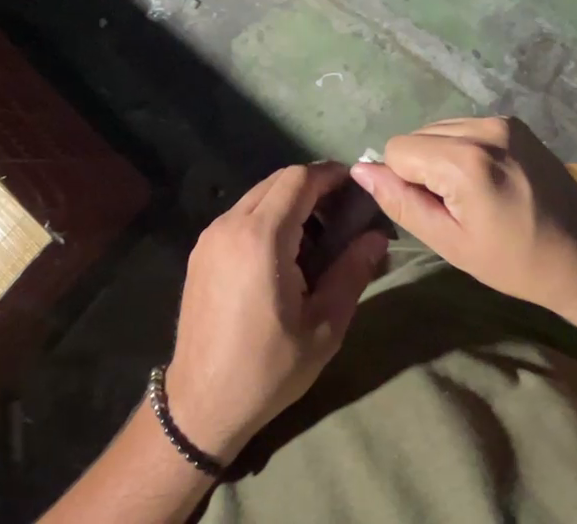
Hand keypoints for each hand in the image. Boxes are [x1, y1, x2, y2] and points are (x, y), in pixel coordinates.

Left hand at [164, 163, 388, 461]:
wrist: (202, 401)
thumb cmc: (269, 367)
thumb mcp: (324, 325)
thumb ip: (352, 271)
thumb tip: (377, 236)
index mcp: (261, 238)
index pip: (298, 180)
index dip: (330, 175)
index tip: (357, 186)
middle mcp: (229, 225)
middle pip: (276, 182)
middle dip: (312, 187)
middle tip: (344, 214)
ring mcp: (209, 236)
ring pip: (256, 197)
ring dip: (289, 203)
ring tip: (319, 237)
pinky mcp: (200, 252)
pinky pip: (239, 216)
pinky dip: (267, 218)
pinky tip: (286, 252)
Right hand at [350, 117, 576, 309]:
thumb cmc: (513, 262)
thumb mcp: (449, 242)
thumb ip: (400, 202)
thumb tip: (360, 170)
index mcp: (465, 161)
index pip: (397, 150)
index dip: (405, 183)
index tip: (437, 211)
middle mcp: (483, 129)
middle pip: (417, 136)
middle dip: (422, 168)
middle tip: (457, 207)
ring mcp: (502, 122)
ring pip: (438, 129)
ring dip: (442, 157)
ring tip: (474, 194)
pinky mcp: (515, 124)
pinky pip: (464, 127)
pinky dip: (463, 150)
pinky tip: (488, 180)